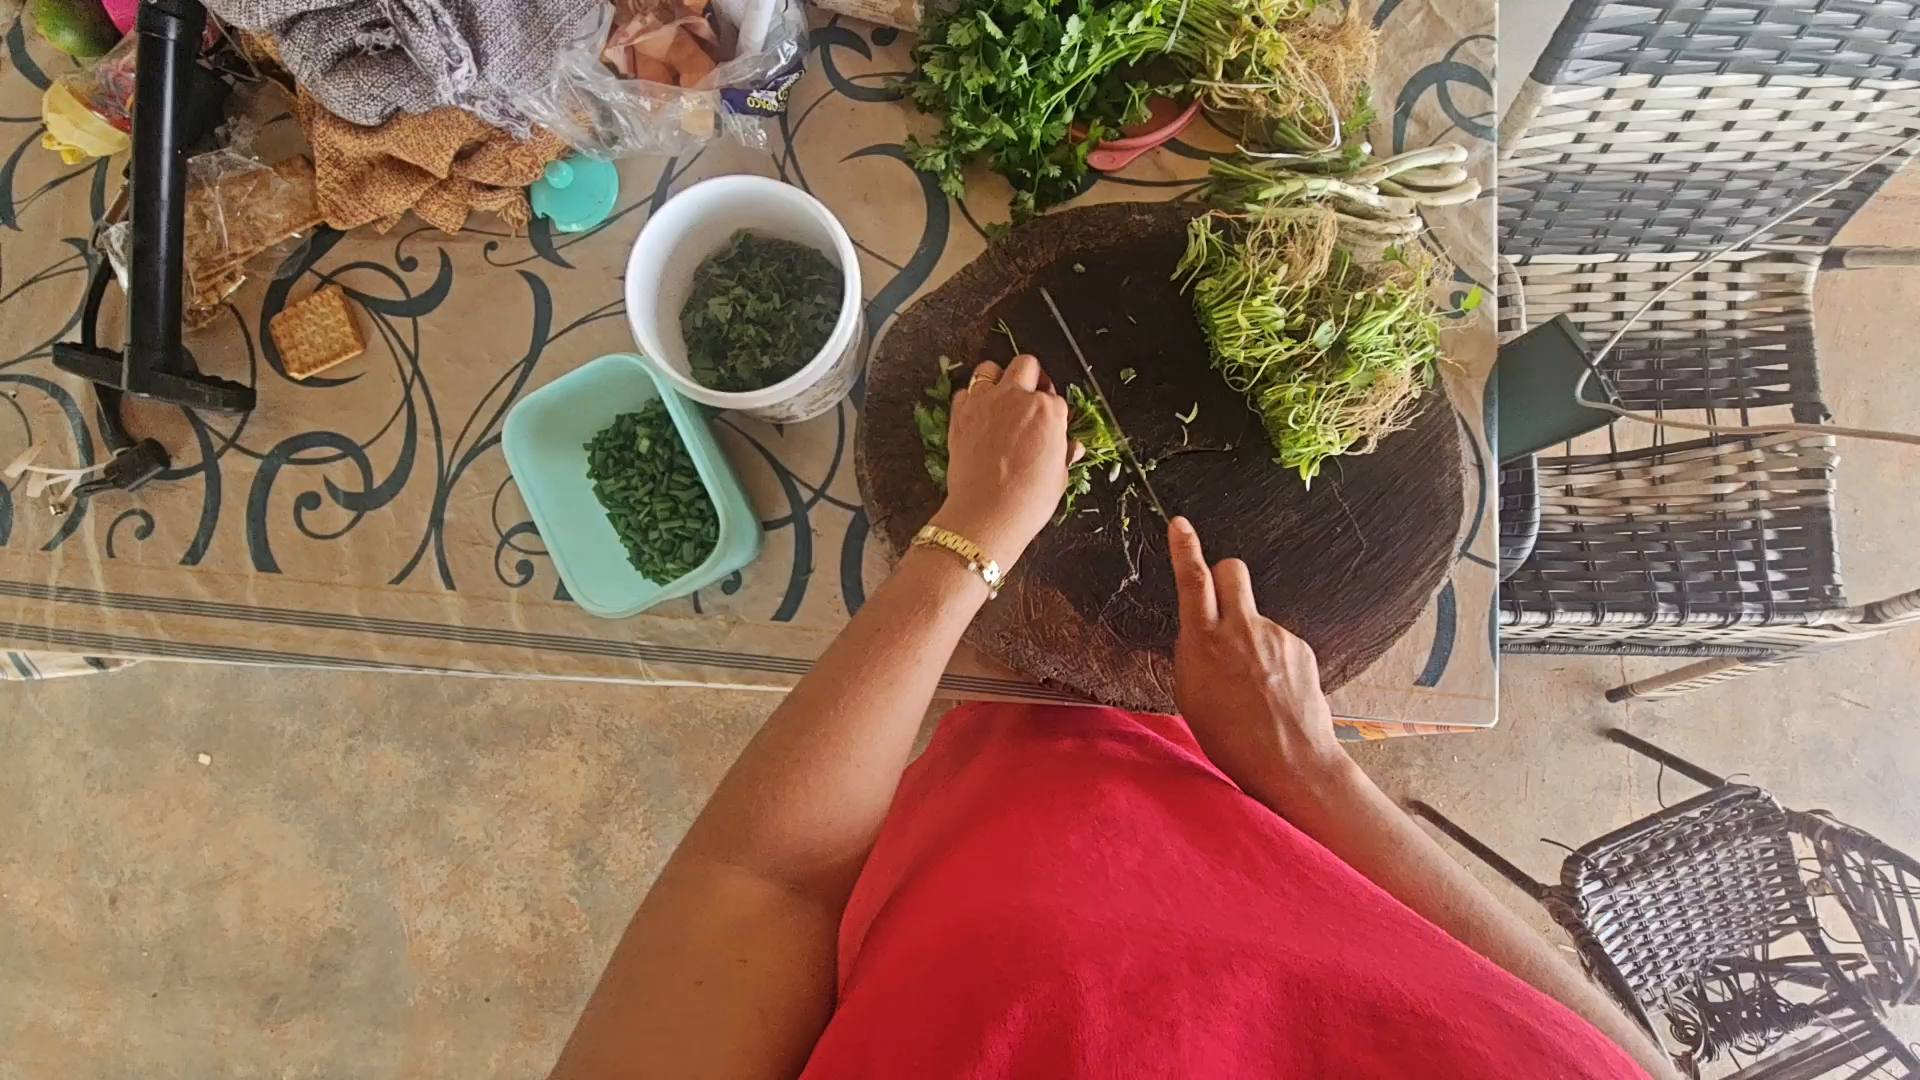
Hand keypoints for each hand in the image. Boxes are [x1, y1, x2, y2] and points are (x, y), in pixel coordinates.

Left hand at [929, 355, 1083, 567]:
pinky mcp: (961, 414)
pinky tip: (978, 416)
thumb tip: (1070, 448)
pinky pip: (964, 393)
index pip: (1056, 399)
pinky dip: (971, 400)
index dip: (1052, 412)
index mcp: (1048, 411)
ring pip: (990, 369)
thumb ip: (1063, 454)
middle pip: (1027, 366)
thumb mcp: (1058, 478)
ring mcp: (986, 402)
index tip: (1048, 425)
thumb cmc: (1027, 500)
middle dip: (1031, 378)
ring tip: (1000, 397)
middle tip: (1029, 397)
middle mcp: (1017, 398)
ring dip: (997, 379)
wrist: (988, 514)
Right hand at [1167, 515, 1343, 787]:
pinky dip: (1271, 655)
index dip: (1185, 549)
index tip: (1181, 525)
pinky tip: (1272, 687)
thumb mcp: (1189, 693)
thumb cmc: (1229, 737)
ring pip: (1255, 613)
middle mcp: (1241, 630)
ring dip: (1248, 633)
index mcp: (1204, 642)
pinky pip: (1278, 637)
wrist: (1290, 763)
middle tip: (1220, 603)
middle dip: (1223, 576)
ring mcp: (1276, 635)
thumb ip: (1193, 652)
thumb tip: (1198, 630)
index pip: (1193, 581)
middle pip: (1232, 571)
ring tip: (1251, 680)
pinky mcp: (1301, 647)